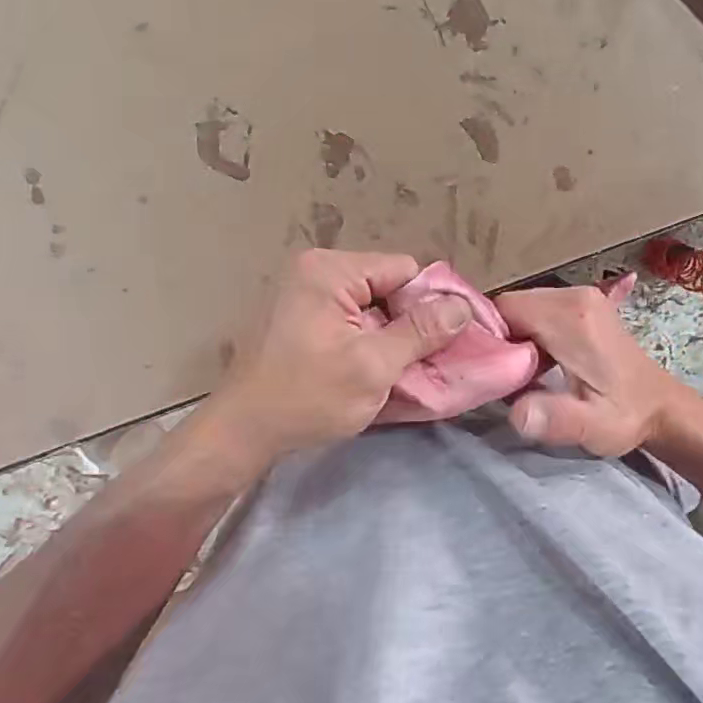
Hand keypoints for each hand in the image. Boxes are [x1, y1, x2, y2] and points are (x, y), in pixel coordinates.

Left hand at [198, 250, 472, 466]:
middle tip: (422, 361)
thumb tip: (461, 306)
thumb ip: (421, 332)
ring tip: (397, 370)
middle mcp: (313, 269)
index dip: (429, 304)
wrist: (241, 433)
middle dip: (408, 323)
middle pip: (386, 286)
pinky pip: (347, 319)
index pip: (404, 270)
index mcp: (329, 270)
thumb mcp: (374, 367)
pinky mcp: (296, 317)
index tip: (442, 342)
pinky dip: (364, 341)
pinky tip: (368, 369)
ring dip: (387, 336)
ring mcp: (301, 292)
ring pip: (369, 306)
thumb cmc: (307, 398)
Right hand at [494, 284, 702, 456]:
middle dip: (501, 338)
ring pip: (522, 307)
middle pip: (511, 305)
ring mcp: (582, 295)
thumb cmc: (625, 416)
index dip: (488, 337)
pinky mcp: (585, 303)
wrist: (662, 406)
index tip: (489, 369)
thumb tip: (518, 414)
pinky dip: (530, 333)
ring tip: (522, 371)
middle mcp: (575, 295)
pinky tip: (538, 361)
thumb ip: (556, 419)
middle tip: (505, 375)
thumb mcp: (593, 427)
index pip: (503, 309)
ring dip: (514, 337)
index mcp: (572, 317)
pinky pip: (539, 310)